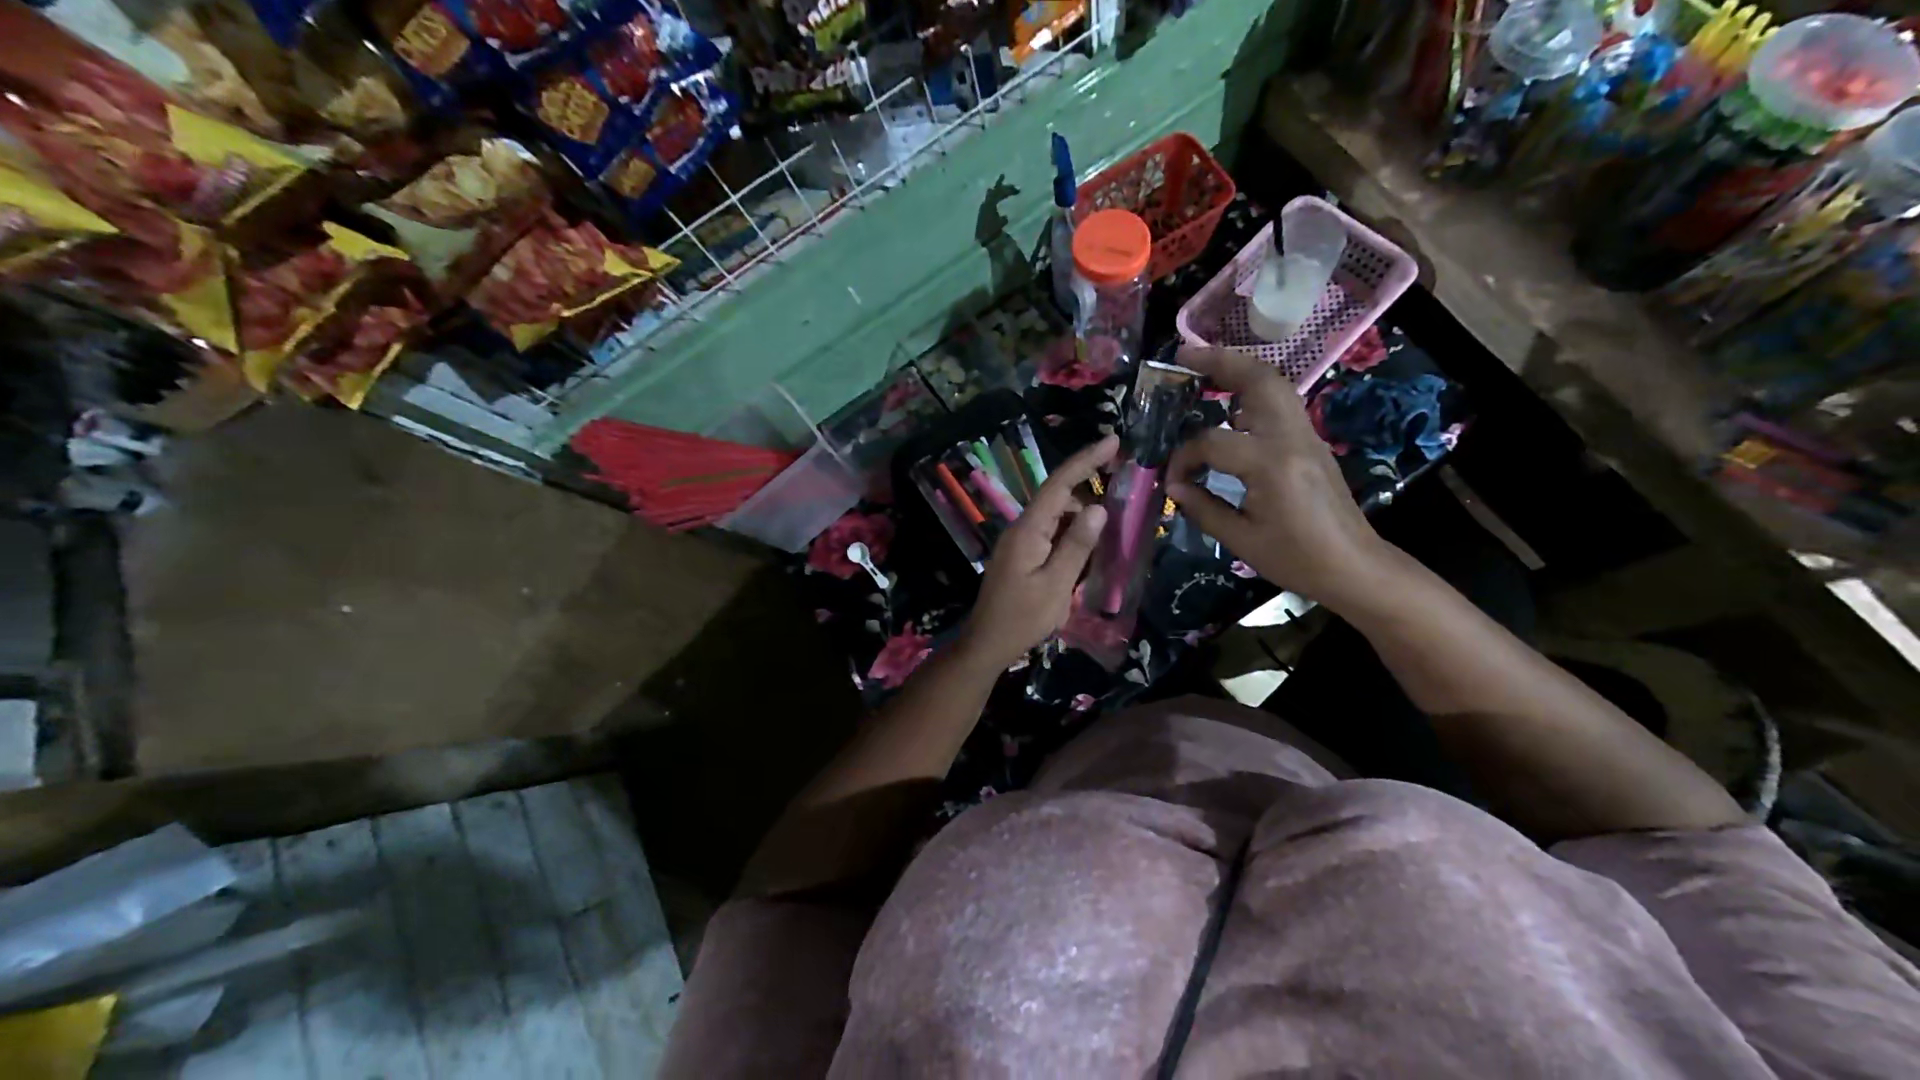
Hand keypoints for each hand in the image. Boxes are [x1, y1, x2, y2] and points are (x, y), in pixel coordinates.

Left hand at [958, 434, 1119, 669]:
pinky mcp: (1021, 556)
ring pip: (1056, 517)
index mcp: (1028, 530)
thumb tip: (1099, 508)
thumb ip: (1077, 545)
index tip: (1113, 440)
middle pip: (1058, 497)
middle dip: (1089, 488)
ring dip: (1082, 517)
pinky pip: (1050, 534)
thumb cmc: (1022, 618)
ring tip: (1112, 526)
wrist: (987, 644)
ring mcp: (1019, 542)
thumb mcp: (1056, 584)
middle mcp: (1021, 528)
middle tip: (1123, 489)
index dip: (1086, 460)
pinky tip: (1090, 548)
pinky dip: (1071, 535)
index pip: (1059, 484)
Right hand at [1166, 346, 1392, 611]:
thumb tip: (1175, 485)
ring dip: (1238, 369)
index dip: (1183, 458)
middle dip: (1219, 362)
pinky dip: (1253, 391)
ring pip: (1274, 383)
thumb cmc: (1296, 559)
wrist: (1354, 566)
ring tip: (1205, 368)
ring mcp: (1307, 435)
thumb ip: (1202, 507)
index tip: (1172, 479)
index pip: (1212, 442)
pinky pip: (1281, 401)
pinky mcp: (1311, 441)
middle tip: (1184, 358)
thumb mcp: (1240, 540)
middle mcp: (1291, 438)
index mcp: (1270, 464)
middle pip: (1258, 380)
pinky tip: (1231, 403)